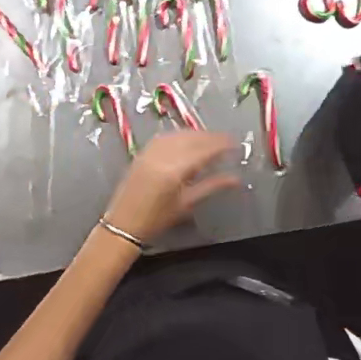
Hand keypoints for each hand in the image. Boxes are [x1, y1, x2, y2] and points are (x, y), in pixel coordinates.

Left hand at [102, 131, 242, 243]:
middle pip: (192, 138)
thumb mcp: (187, 204)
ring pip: (178, 134)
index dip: (222, 145)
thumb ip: (211, 187)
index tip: (236, 144)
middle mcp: (162, 156)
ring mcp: (150, 152)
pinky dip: (179, 136)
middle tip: (226, 142)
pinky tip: (187, 140)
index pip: (204, 150)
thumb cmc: (157, 219)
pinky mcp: (142, 153)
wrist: (124, 224)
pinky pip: (164, 137)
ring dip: (196, 134)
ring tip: (210, 141)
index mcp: (175, 170)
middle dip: (211, 137)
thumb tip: (236, 178)